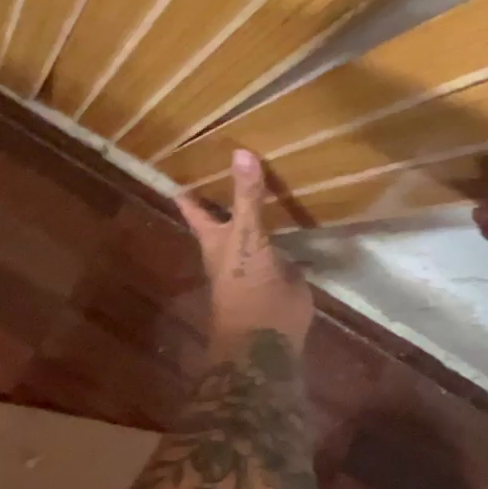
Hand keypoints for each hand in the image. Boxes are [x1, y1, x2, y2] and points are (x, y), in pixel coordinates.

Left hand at [176, 150, 313, 348]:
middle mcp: (230, 246)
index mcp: (214, 238)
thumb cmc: (245, 284)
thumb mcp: (245, 236)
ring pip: (254, 226)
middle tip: (236, 158)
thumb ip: (246, 197)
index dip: (187, 188)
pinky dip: (291, 227)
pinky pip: (285, 242)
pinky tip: (305, 210)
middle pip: (225, 214)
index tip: (182, 164)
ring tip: (271, 173)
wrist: (267, 336)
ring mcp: (256, 259)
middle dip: (228, 192)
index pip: (194, 207)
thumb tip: (240, 151)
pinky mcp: (282, 272)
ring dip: (260, 207)